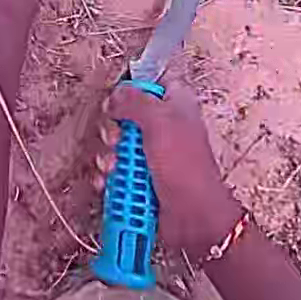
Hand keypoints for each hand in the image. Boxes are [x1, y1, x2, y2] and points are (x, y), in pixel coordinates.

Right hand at [92, 81, 243, 252]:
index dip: (133, 87)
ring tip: (114, 168)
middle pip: (124, 115)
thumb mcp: (161, 123)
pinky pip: (113, 170)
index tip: (120, 99)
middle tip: (117, 140)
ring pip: (115, 145)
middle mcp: (162, 127)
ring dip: (108, 156)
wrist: (192, 218)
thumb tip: (116, 94)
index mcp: (175, 105)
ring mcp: (150, 154)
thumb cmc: (186, 168)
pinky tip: (109, 181)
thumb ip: (136, 101)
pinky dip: (108, 176)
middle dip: (113, 129)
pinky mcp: (139, 177)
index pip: (152, 81)